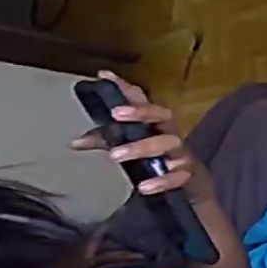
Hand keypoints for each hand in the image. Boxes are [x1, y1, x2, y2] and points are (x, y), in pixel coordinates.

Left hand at [71, 70, 216, 206]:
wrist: (191, 191)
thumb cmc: (159, 165)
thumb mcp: (133, 150)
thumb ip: (108, 143)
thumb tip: (74, 142)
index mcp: (158, 128)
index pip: (145, 104)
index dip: (127, 90)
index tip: (105, 76)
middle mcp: (172, 136)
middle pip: (165, 117)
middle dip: (144, 113)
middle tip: (117, 113)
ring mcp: (182, 155)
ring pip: (169, 144)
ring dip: (143, 147)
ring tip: (115, 155)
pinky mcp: (189, 176)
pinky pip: (179, 176)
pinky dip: (163, 180)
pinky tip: (145, 186)